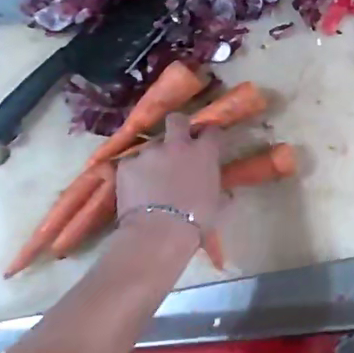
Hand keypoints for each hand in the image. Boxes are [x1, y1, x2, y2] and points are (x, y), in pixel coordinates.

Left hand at [115, 113, 224, 227]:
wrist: (159, 232)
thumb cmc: (196, 220)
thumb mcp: (217, 205)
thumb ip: (220, 192)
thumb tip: (227, 194)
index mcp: (204, 152)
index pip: (211, 130)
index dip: (208, 135)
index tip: (206, 143)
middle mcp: (177, 144)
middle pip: (177, 120)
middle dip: (177, 127)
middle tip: (176, 143)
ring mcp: (150, 152)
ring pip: (151, 145)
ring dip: (154, 156)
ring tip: (151, 176)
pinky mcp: (126, 164)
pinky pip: (130, 163)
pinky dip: (133, 172)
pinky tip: (134, 187)